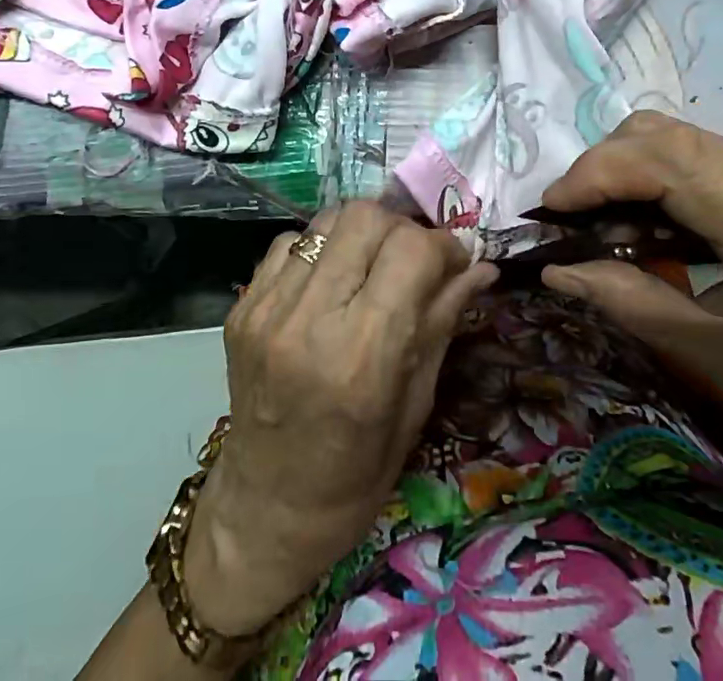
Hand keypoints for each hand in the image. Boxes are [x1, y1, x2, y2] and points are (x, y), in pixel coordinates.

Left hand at [184, 202, 496, 636]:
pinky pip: (289, 244)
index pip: (411, 250)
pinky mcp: (241, 307)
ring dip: (361, 235)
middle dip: (402, 230)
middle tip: (413, 264)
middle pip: (365, 217)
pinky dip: (320, 250)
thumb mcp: (414, 405)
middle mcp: (308, 319)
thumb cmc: (356, 474)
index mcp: (362, 355)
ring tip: (372, 270)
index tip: (453, 265)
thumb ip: (442, 323)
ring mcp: (266, 309)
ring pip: (326, 220)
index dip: (444, 247)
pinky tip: (330, 284)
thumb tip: (480, 266)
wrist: (268, 504)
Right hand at [539, 112, 722, 464]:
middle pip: (661, 134)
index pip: (668, 161)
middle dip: (599, 171)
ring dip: (624, 173)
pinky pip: (696, 147)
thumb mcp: (709, 352)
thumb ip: (626, 300)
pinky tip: (655, 221)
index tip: (551, 211)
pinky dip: (655, 175)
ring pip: (673, 134)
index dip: (595, 173)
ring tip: (613, 229)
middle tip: (575, 224)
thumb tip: (553, 267)